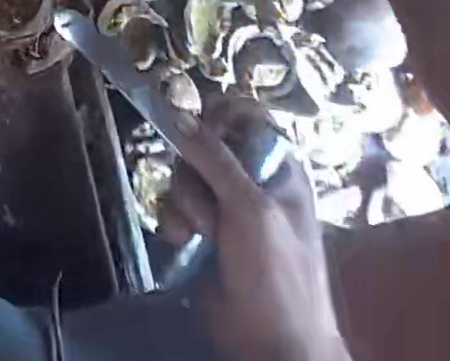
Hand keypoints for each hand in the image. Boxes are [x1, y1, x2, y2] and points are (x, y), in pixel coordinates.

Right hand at [164, 100, 351, 360]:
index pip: (244, 113)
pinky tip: (184, 242)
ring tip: (201, 232)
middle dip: (195, 170)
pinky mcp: (200, 228)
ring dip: (185, 202)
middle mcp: (248, 176)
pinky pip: (172, 202)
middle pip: (202, 141)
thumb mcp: (250, 208)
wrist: (270, 348)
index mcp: (276, 164)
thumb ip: (213, 157)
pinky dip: (175, 221)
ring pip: (183, 172)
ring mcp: (223, 204)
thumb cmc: (277, 273)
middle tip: (206, 197)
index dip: (219, 115)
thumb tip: (178, 112)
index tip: (200, 129)